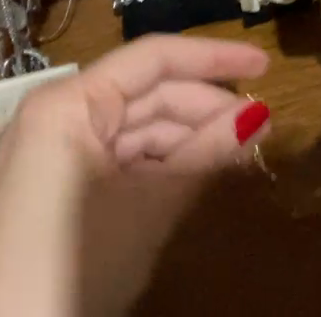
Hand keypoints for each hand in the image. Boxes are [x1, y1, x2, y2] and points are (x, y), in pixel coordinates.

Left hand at [0, 36, 271, 316]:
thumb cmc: (71, 263)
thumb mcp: (149, 206)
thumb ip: (205, 153)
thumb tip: (260, 116)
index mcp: (70, 103)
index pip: (154, 58)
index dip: (215, 57)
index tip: (266, 66)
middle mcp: (59, 116)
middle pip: (148, 93)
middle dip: (207, 108)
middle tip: (263, 127)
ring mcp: (54, 156)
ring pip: (137, 129)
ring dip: (189, 140)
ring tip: (241, 154)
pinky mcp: (56, 193)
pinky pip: (120, 160)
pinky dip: (161, 166)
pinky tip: (199, 176)